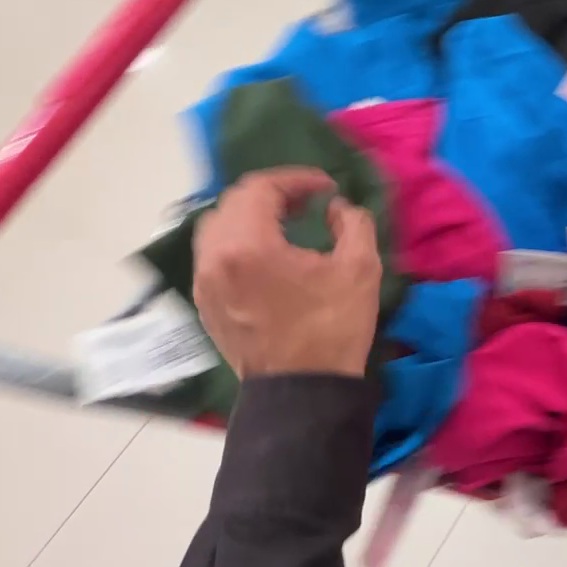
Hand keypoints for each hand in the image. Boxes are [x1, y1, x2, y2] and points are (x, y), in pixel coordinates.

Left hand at [192, 167, 381, 379]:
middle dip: (273, 194)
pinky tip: (271, 255)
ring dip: (252, 216)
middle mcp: (214, 258)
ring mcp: (204, 283)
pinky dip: (240, 241)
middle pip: (232, 204)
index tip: (327, 187)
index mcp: (248, 245)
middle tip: (309, 201)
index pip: (260, 188)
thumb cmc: (333, 325)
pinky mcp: (205, 303)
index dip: (296, 179)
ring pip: (218, 228)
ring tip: (288, 224)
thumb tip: (337, 208)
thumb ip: (353, 223)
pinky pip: (215, 255)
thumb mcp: (361, 267)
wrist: (302, 388)